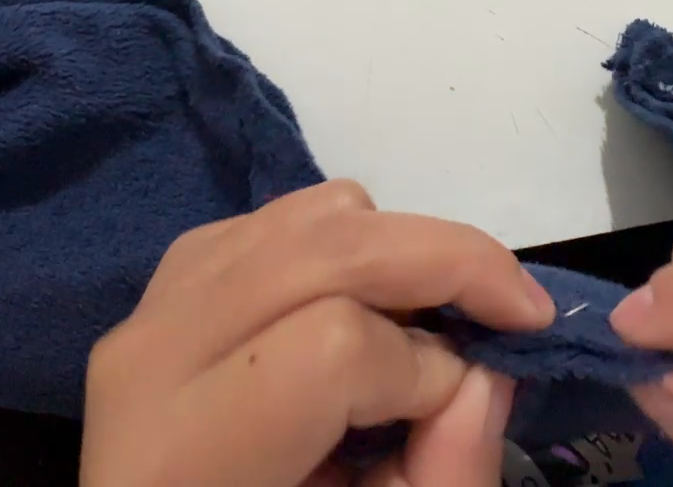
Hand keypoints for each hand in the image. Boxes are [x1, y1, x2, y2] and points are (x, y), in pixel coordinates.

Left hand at [80, 180, 554, 486]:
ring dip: (396, 247)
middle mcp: (154, 349)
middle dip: (444, 259)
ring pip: (312, 211)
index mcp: (183, 451)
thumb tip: (488, 371)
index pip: (330, 346)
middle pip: (325, 245)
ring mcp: (159, 295)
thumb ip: (443, 475)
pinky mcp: (177, 268)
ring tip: (427, 315)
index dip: (421, 368)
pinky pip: (285, 215)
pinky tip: (361, 301)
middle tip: (518, 305)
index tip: (468, 400)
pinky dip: (349, 240)